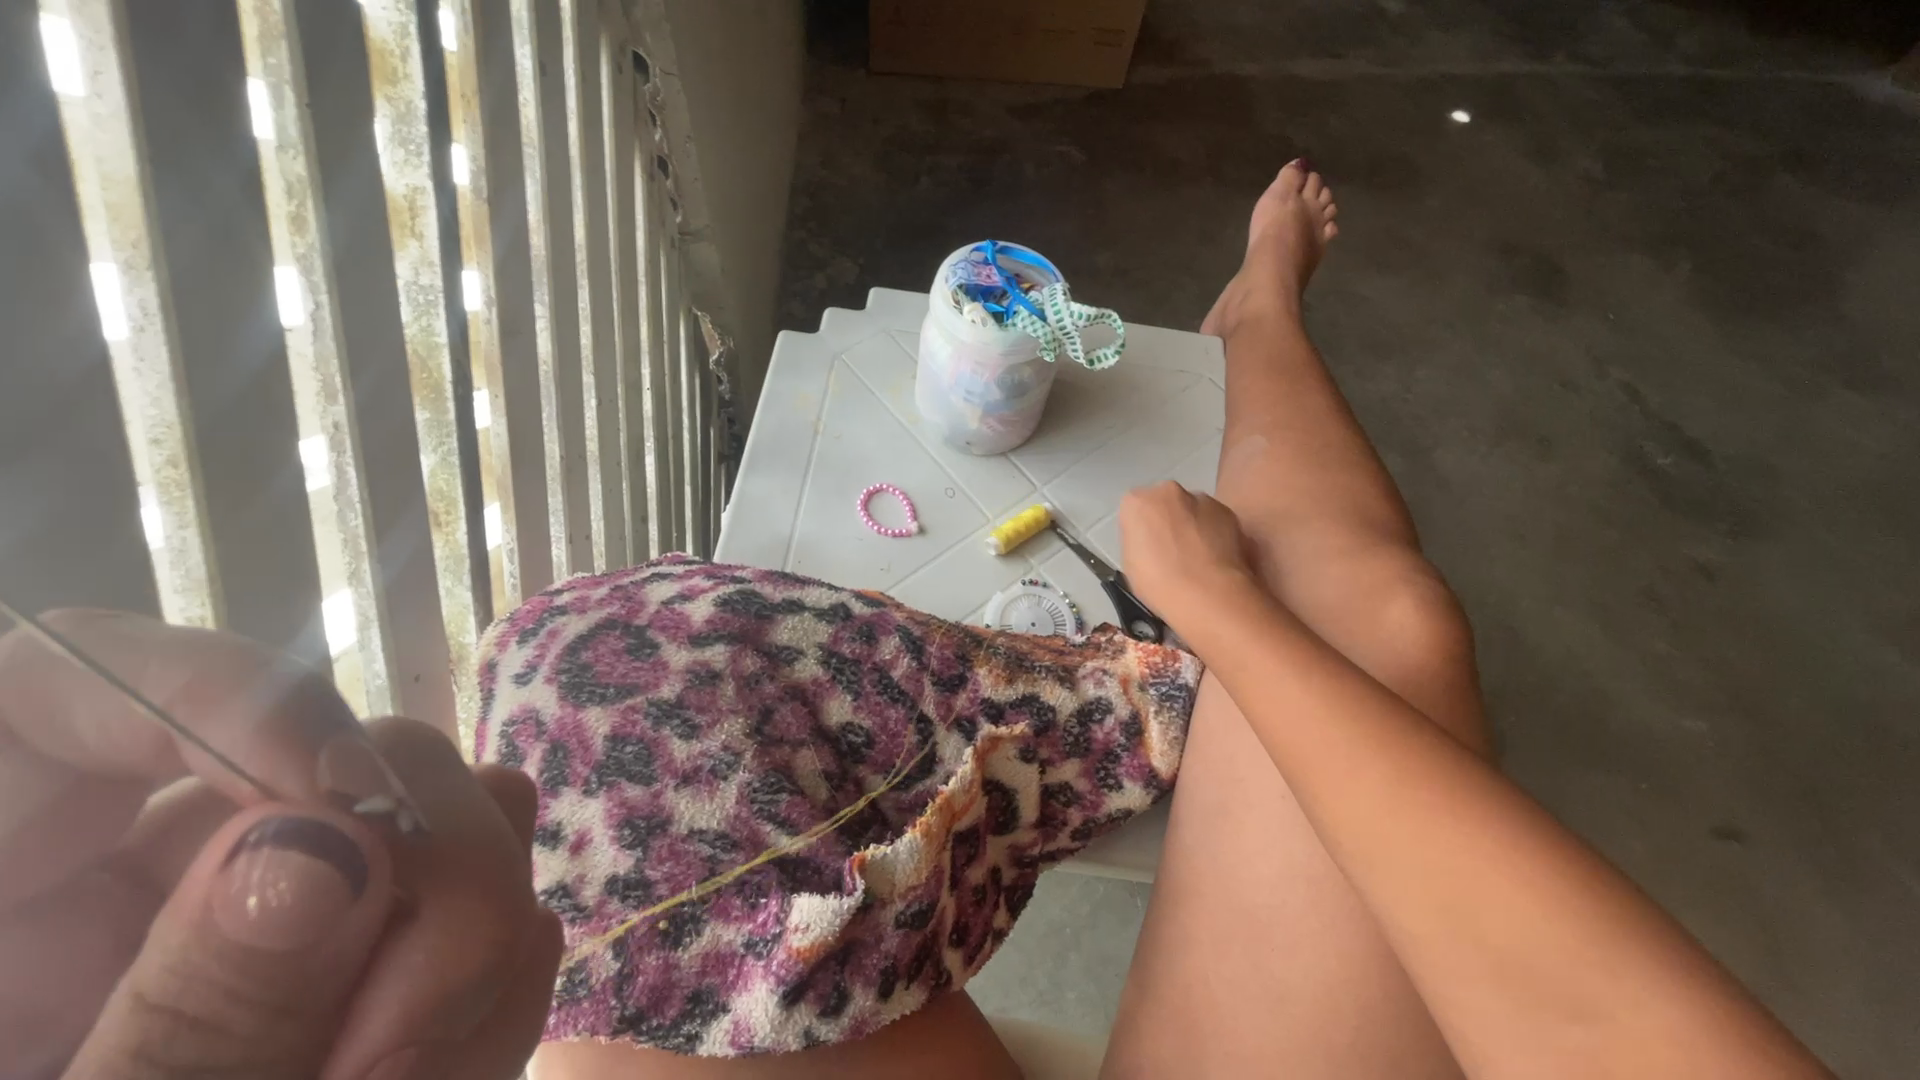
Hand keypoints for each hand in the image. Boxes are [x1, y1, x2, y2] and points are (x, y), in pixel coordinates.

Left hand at [0, 610, 561, 1079]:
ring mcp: (277, 904)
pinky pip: (471, 896)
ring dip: (470, 935)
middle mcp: (146, 872)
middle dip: (413, 856)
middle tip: (408, 1023)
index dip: (232, 695)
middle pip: (322, 756)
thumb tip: (336, 839)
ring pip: (430, 822)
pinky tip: (455, 1056)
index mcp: (3, 891)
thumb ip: (188, 1020)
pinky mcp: (364, 947)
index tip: (350, 793)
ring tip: (423, 1071)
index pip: (84, 683)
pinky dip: (491, 971)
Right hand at [1118, 482, 1261, 633]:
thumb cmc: (1159, 582)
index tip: (1148, 550)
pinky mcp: (1228, 511)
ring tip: (1197, 558)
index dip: (1141, 531)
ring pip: (1192, 509)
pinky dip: (1214, 533)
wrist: (1208, 594)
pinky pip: (1215, 519)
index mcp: (1136, 502)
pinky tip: (1214, 558)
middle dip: (1167, 520)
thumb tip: (1151, 542)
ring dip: (1191, 525)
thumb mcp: (1130, 563)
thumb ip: (1138, 540)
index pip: (1134, 510)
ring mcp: (1202, 498)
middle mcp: (1168, 490)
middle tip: (1171, 552)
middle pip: (1164, 502)